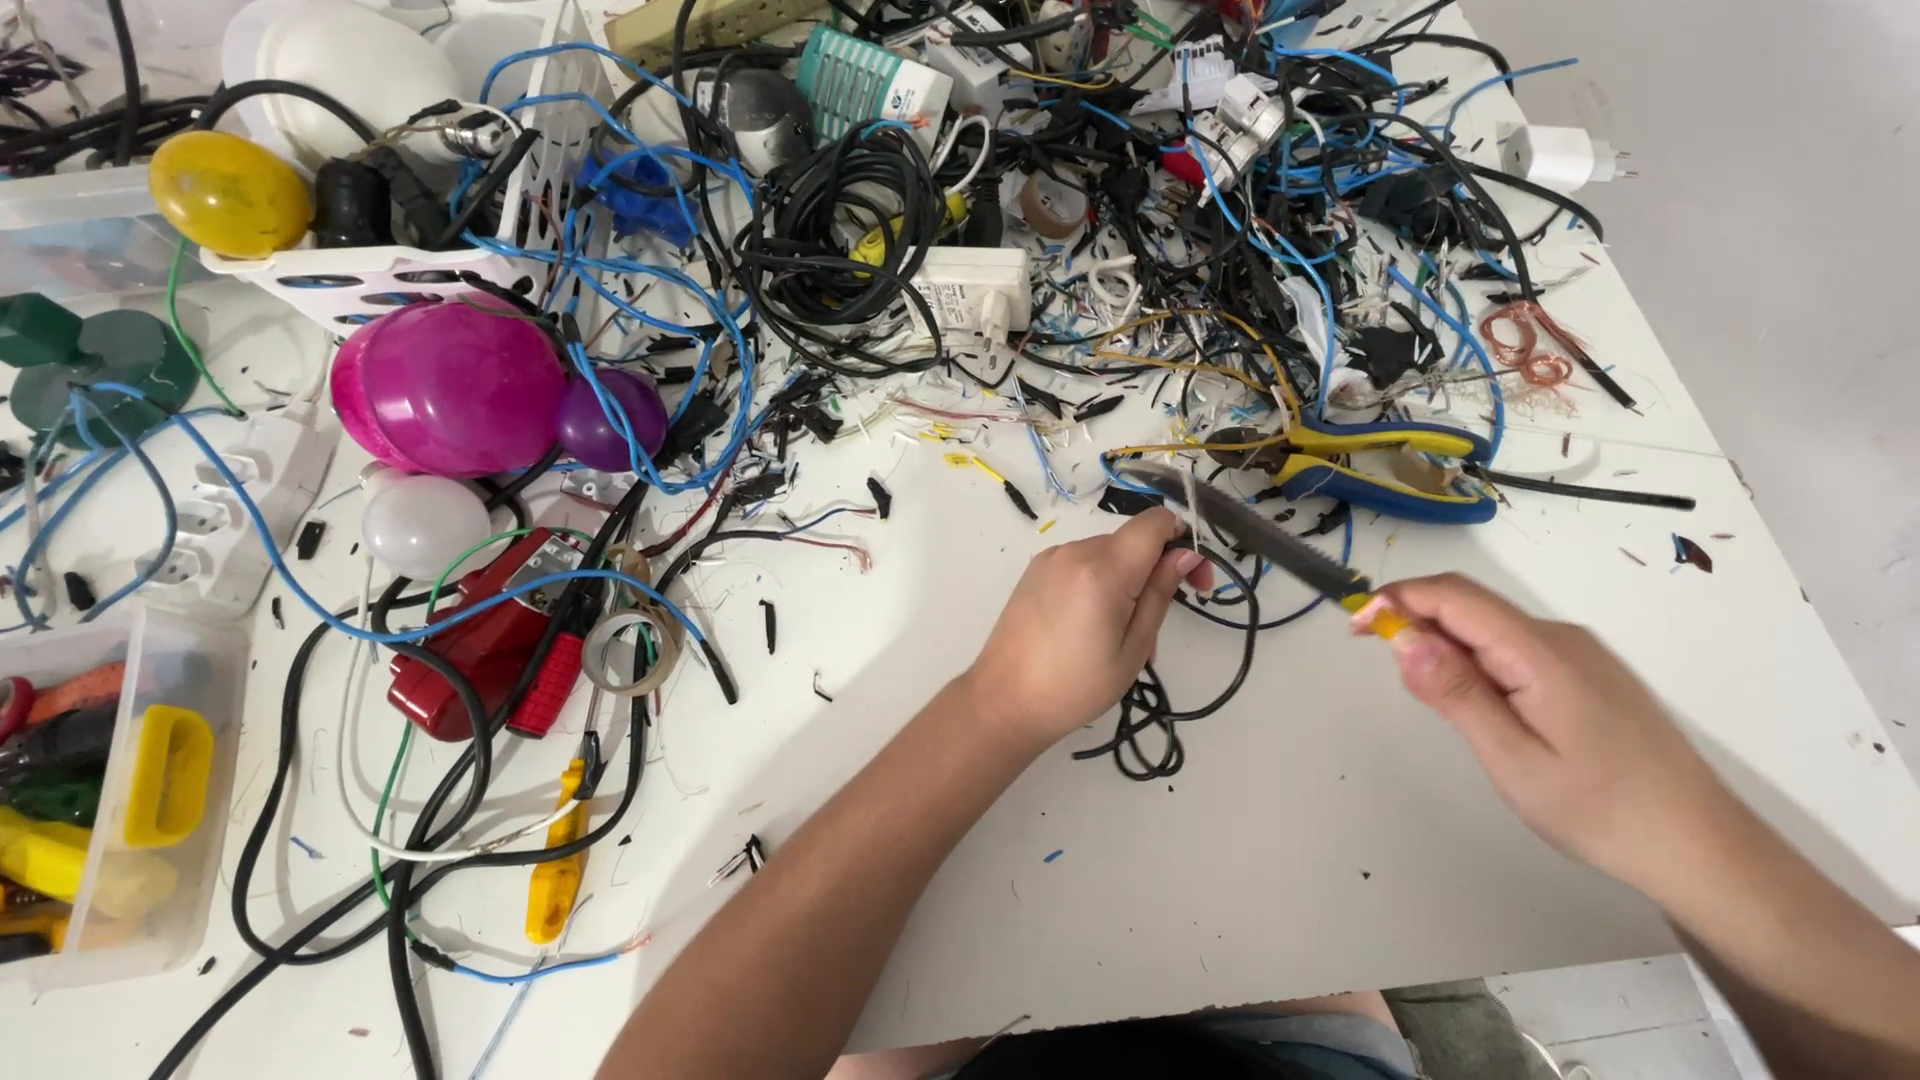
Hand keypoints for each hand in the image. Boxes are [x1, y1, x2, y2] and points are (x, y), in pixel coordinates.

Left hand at [963, 508, 1213, 749]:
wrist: (1004, 701)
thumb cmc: (1075, 686)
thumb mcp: (1133, 648)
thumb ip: (1160, 594)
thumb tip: (1184, 555)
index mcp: (1102, 569)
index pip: (1155, 522)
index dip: (1183, 541)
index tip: (1194, 581)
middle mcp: (1074, 552)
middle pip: (1131, 542)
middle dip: (1155, 574)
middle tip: (1157, 631)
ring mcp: (1050, 559)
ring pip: (1106, 556)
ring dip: (1126, 585)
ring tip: (1122, 640)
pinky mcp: (1034, 572)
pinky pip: (1081, 566)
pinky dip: (1098, 586)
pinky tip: (1094, 628)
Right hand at [1374, 573, 1742, 891]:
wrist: (1704, 849)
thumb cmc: (1602, 811)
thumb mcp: (1513, 759)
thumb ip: (1456, 694)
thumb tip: (1403, 636)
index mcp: (1543, 654)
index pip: (1456, 597)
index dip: (1398, 598)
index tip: (1356, 627)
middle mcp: (1561, 639)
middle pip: (1470, 606)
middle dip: (1413, 620)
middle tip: (1384, 667)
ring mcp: (1578, 655)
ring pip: (1488, 628)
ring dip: (1442, 644)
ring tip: (1433, 701)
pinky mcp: (1585, 675)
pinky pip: (1511, 648)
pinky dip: (1472, 660)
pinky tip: (1476, 705)